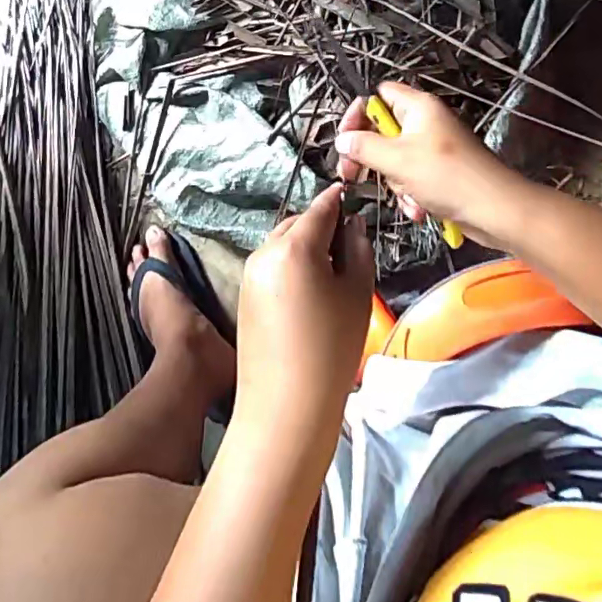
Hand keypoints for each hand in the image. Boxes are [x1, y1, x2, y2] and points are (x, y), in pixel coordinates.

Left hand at [232, 183, 374, 434]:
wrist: (285, 405)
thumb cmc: (331, 348)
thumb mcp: (357, 294)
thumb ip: (357, 249)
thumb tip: (352, 224)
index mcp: (294, 245)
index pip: (321, 208)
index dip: (338, 200)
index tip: (352, 196)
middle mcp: (264, 250)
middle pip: (298, 224)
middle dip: (322, 227)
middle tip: (349, 249)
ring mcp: (249, 271)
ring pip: (283, 243)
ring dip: (305, 246)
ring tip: (330, 275)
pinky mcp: (243, 292)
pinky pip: (272, 264)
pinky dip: (290, 265)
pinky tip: (308, 293)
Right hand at [334, 81, 523, 244]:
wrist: (496, 211)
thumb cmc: (448, 177)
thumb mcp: (397, 160)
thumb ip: (363, 147)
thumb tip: (342, 139)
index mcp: (418, 107)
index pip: (378, 95)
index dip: (358, 114)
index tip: (346, 139)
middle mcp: (425, 122)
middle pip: (381, 130)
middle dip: (370, 156)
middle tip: (354, 173)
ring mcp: (433, 148)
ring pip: (394, 159)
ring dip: (393, 182)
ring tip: (406, 195)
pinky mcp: (440, 172)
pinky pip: (411, 178)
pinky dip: (410, 193)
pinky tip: (418, 208)